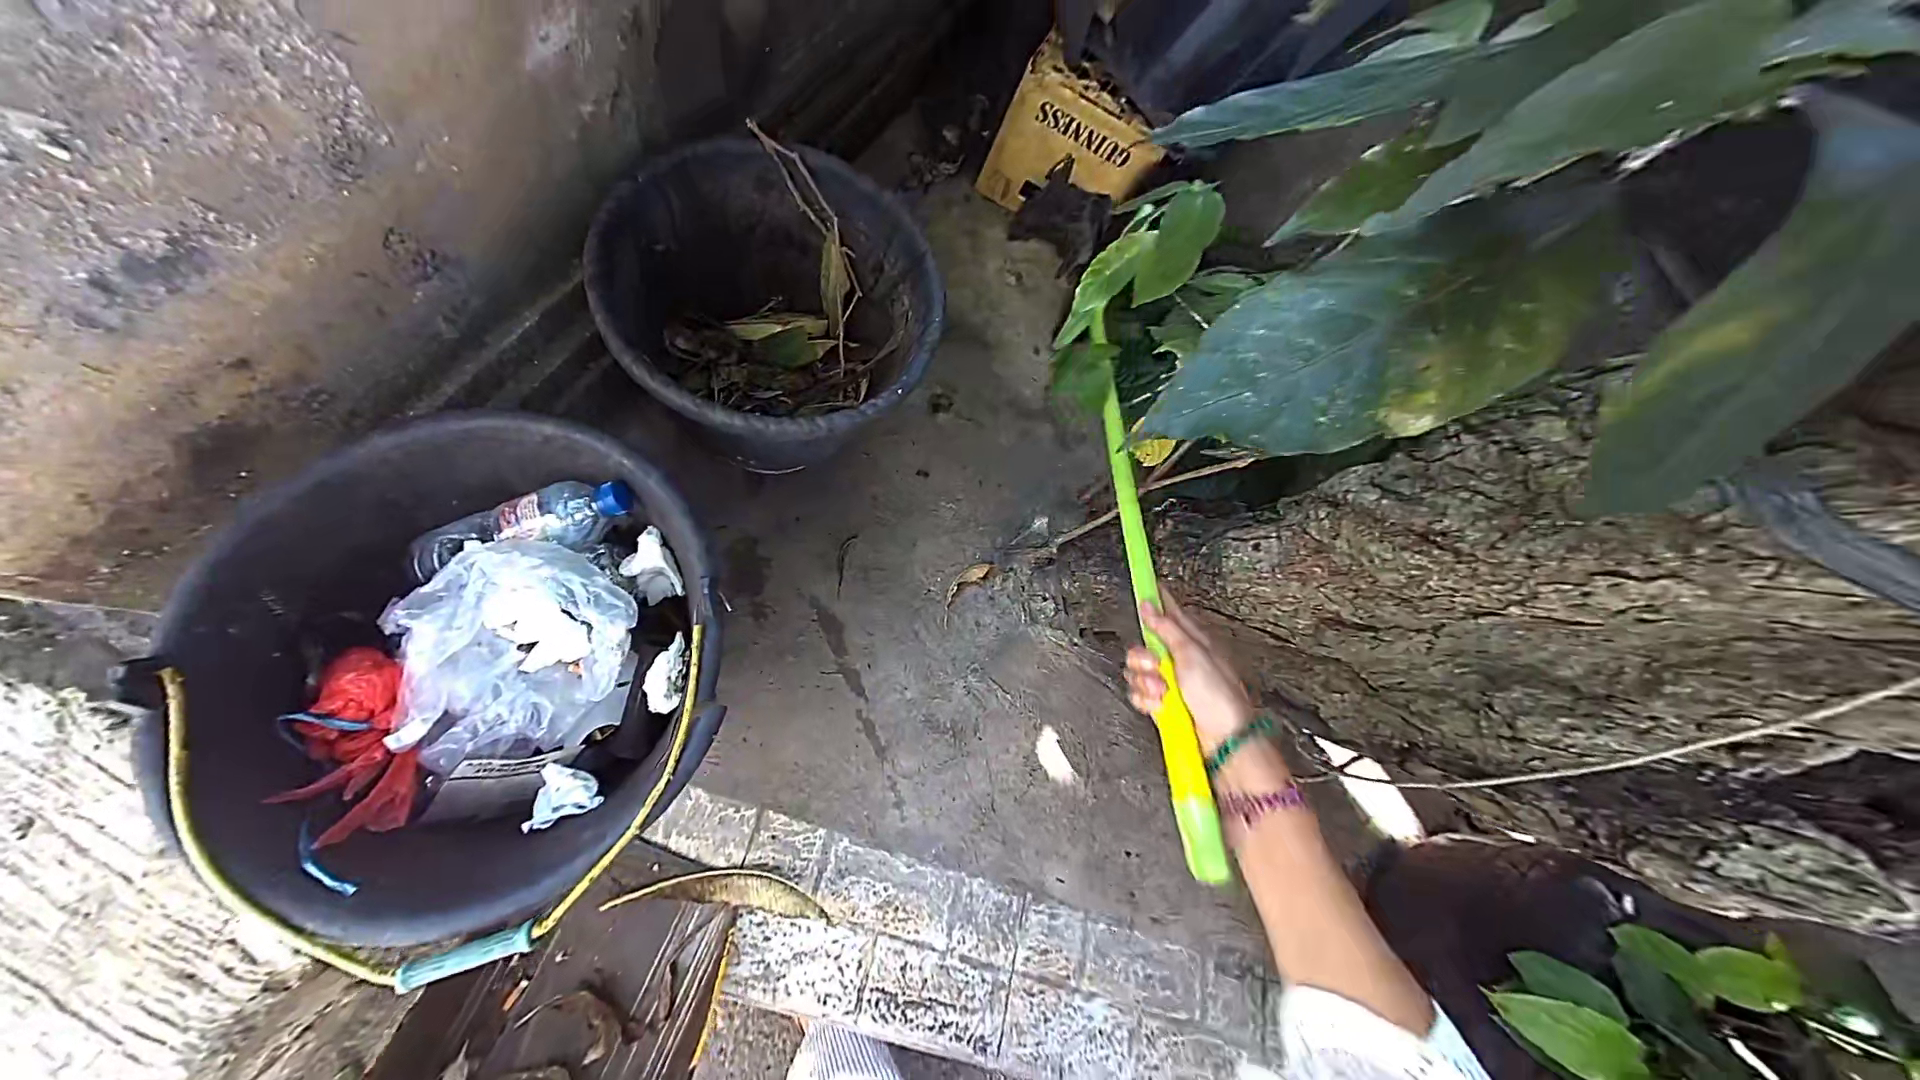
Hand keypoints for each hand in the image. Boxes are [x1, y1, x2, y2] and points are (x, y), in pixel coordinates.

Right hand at [1124, 594, 1254, 752]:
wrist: (1224, 738)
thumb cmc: (1220, 696)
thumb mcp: (1192, 654)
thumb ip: (1166, 628)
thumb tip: (1150, 604)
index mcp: (1190, 639)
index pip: (1167, 611)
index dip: (1154, 600)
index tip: (1141, 586)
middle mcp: (1178, 658)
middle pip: (1143, 644)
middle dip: (1143, 657)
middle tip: (1155, 666)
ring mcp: (1169, 680)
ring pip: (1138, 671)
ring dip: (1146, 682)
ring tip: (1162, 691)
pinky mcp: (1162, 701)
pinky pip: (1139, 693)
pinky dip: (1146, 699)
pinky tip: (1159, 703)